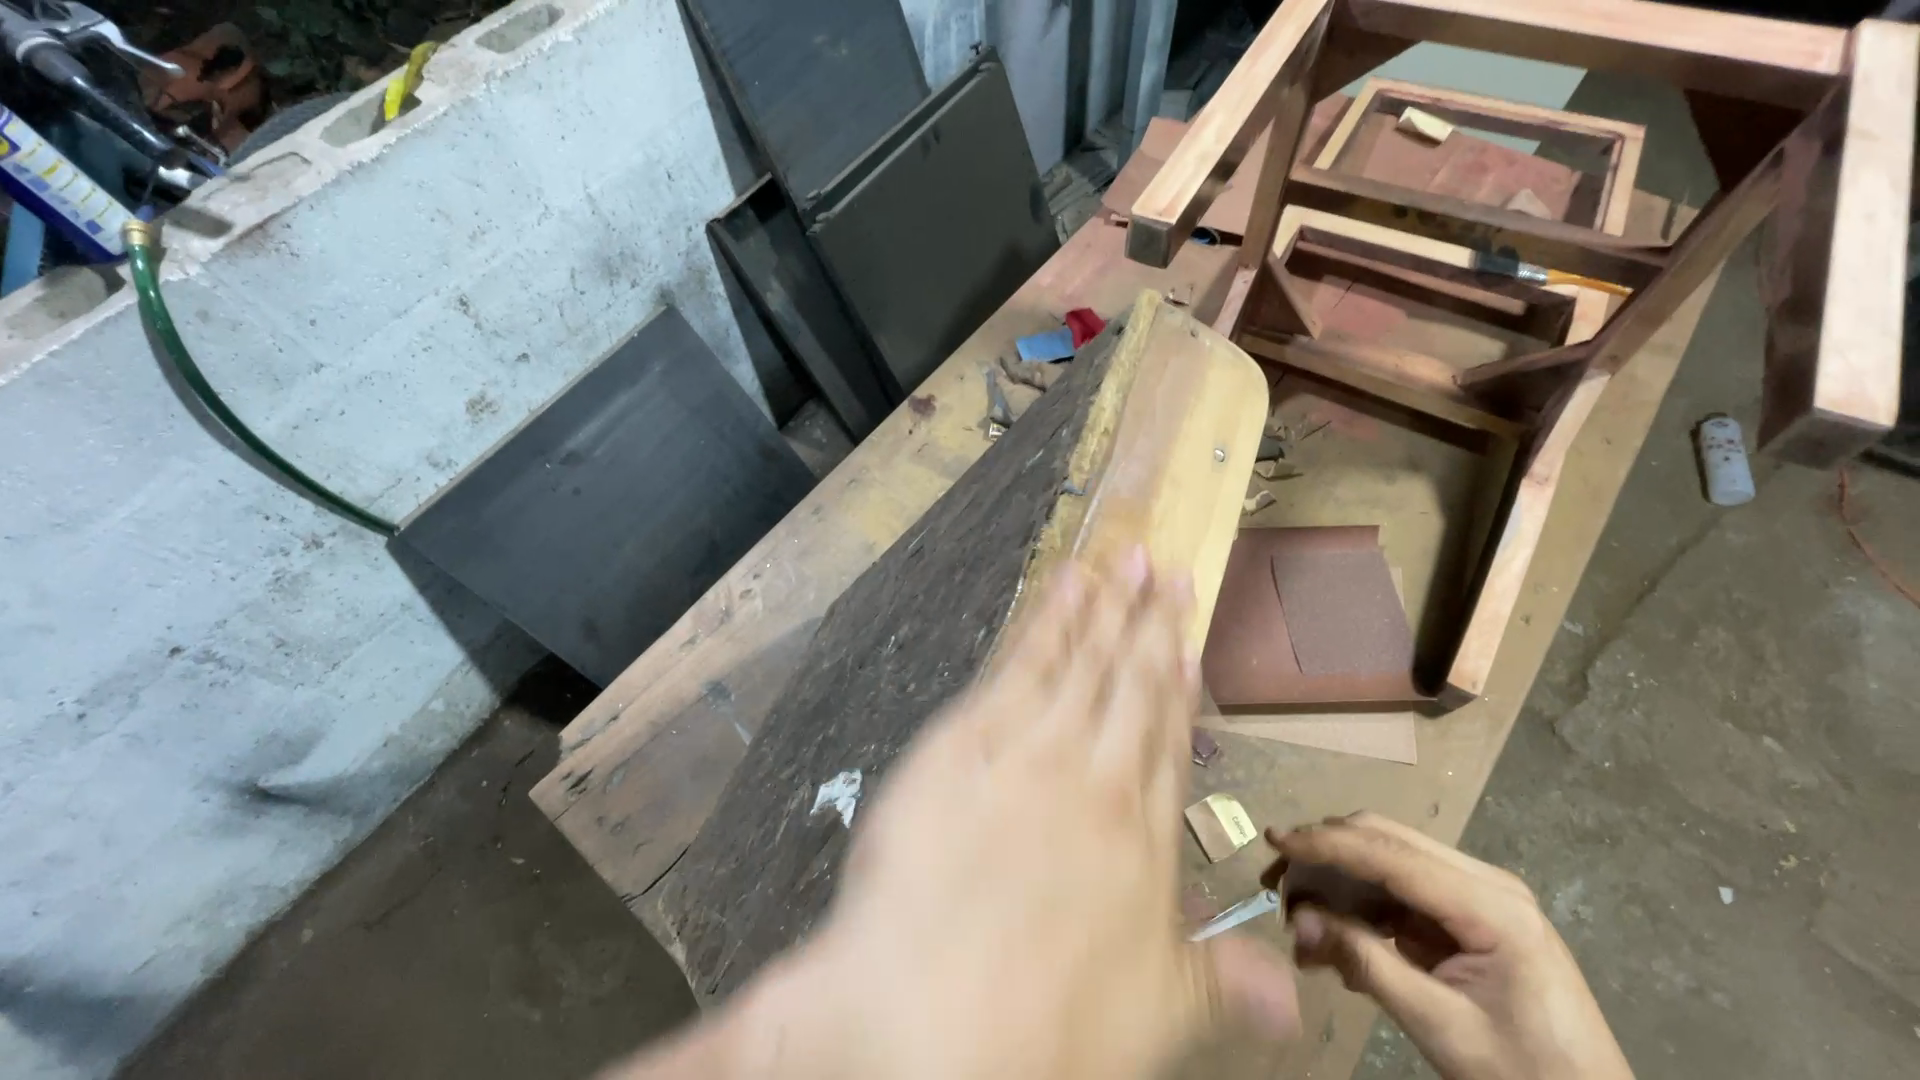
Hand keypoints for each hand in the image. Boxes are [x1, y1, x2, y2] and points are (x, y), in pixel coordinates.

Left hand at [701, 552, 1300, 1079]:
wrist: (930, 1020)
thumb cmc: (1046, 1030)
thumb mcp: (1155, 1017)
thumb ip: (1223, 985)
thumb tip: (1296, 1000)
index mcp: (1142, 835)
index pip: (1167, 740)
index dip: (1179, 685)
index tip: (1189, 640)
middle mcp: (1096, 779)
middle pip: (1131, 685)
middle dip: (1150, 624)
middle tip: (1169, 570)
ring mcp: (1031, 752)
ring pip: (1079, 664)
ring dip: (1103, 611)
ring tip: (1123, 561)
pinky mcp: (966, 742)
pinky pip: (1017, 668)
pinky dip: (1044, 623)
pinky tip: (1063, 591)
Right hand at [1272, 813, 1632, 1079]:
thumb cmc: (1525, 1074)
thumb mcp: (1441, 1026)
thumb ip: (1367, 964)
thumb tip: (1300, 921)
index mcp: (1491, 906)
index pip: (1390, 852)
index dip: (1326, 842)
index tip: (1273, 840)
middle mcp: (1484, 884)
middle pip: (1385, 842)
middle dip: (1324, 857)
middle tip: (1277, 889)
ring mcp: (1476, 899)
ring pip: (1384, 864)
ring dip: (1336, 887)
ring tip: (1299, 930)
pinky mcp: (1464, 920)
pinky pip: (1397, 897)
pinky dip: (1358, 911)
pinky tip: (1334, 945)